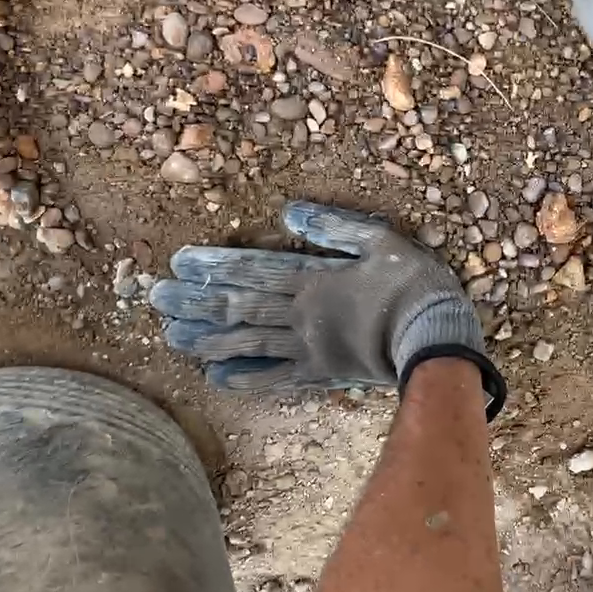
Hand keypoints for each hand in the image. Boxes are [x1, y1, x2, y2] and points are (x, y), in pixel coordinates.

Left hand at [150, 202, 504, 417]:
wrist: (436, 336)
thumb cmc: (413, 283)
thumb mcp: (382, 240)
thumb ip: (335, 227)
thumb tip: (290, 213)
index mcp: (314, 280)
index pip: (255, 271)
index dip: (216, 267)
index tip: (181, 264)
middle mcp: (301, 315)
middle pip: (240, 307)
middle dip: (197, 302)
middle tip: (157, 299)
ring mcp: (309, 349)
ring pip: (248, 343)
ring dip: (208, 339)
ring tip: (172, 337)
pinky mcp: (322, 375)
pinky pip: (276, 378)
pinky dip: (246, 377)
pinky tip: (218, 377)